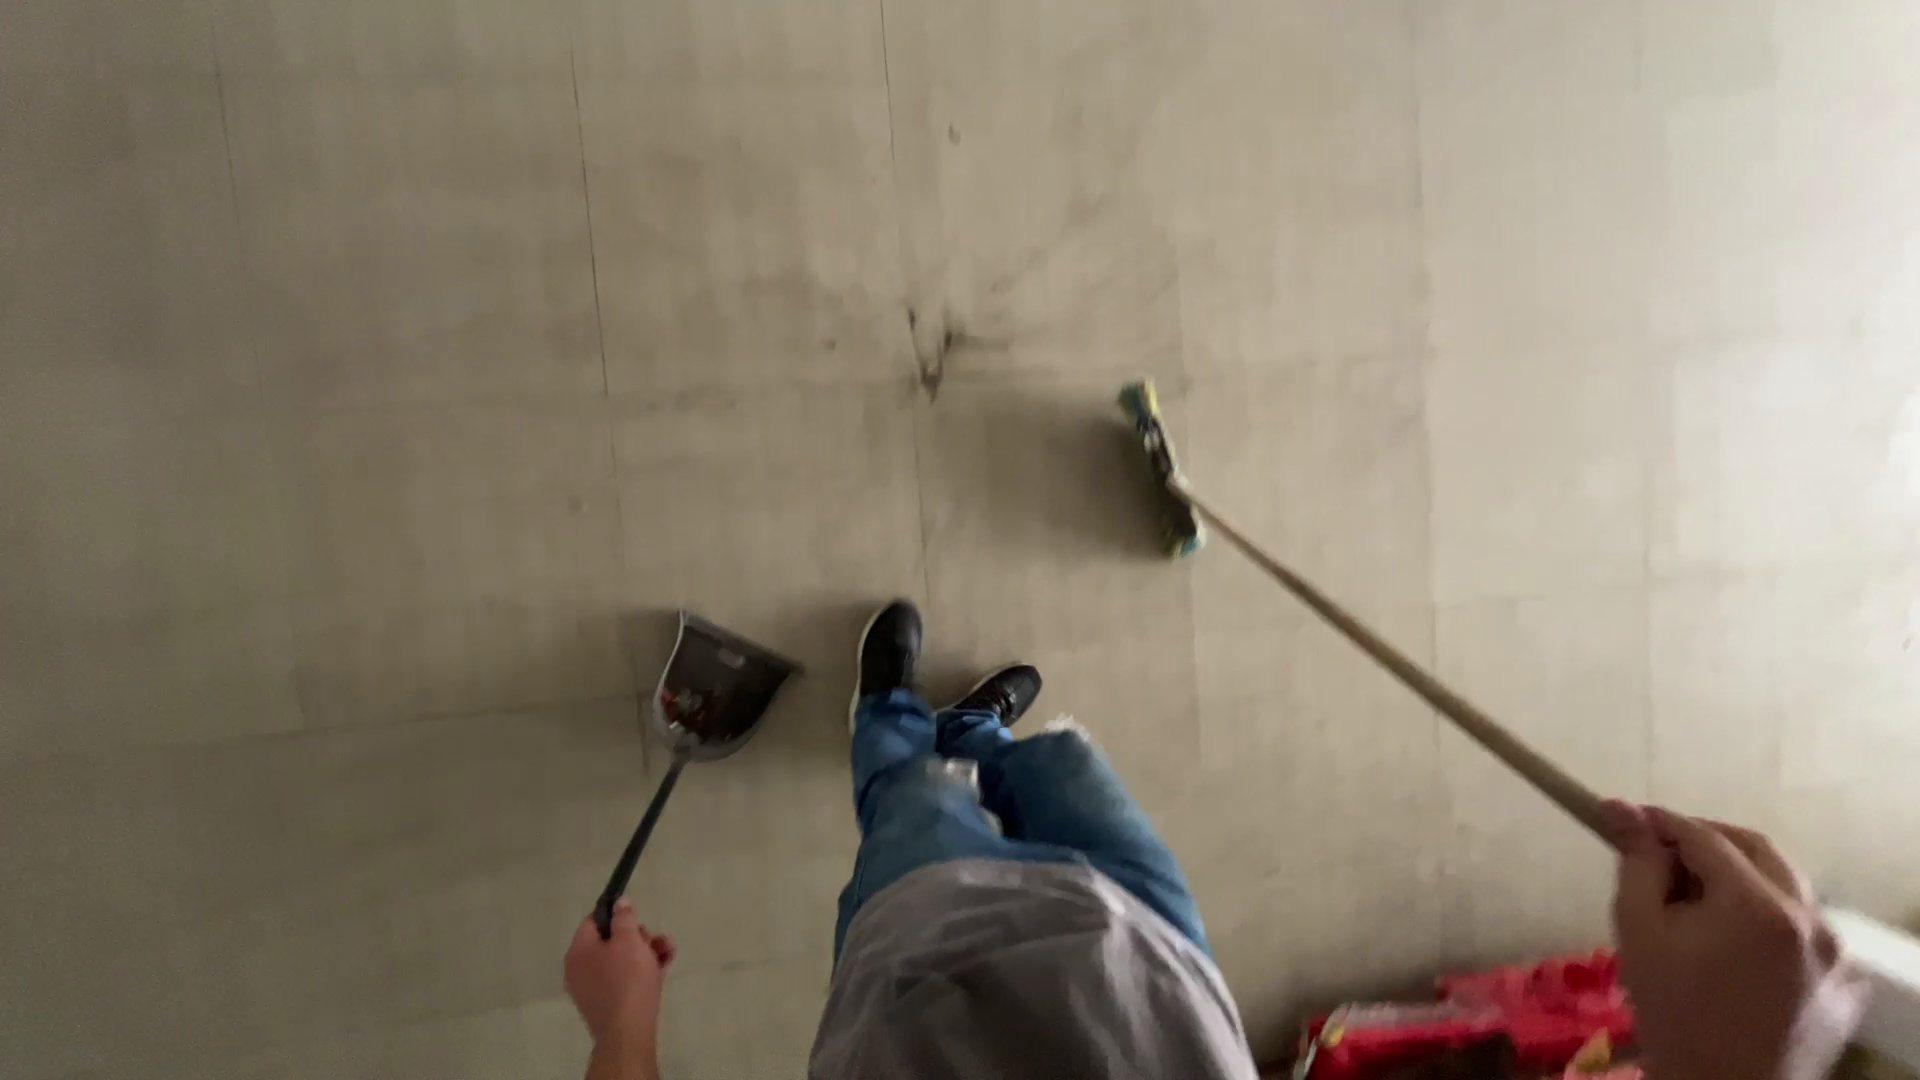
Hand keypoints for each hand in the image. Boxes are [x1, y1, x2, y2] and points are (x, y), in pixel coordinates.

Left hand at [565, 900, 674, 1061]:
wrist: (628, 1032)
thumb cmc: (627, 979)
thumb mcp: (629, 940)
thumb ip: (624, 917)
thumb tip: (619, 903)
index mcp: (579, 951)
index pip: (593, 919)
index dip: (616, 913)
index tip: (637, 915)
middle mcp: (580, 968)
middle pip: (611, 938)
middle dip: (638, 935)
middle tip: (652, 941)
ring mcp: (593, 986)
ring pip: (622, 957)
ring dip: (647, 950)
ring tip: (667, 952)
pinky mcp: (607, 1000)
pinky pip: (624, 975)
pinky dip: (642, 969)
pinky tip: (663, 967)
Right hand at [1603, 802, 1867, 1079]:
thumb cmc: (1671, 1003)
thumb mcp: (1638, 925)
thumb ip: (1636, 862)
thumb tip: (1619, 808)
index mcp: (1758, 905)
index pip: (1703, 836)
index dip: (1657, 820)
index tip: (1617, 817)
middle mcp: (1811, 920)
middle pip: (1756, 848)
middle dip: (1701, 837)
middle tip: (1653, 849)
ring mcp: (1837, 953)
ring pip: (1783, 884)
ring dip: (1734, 872)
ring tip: (1687, 895)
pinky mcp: (1844, 981)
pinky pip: (1801, 924)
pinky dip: (1761, 910)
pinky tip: (1724, 935)